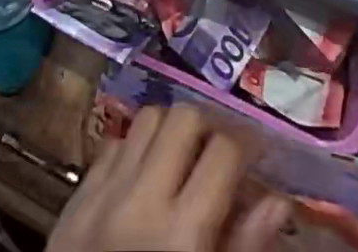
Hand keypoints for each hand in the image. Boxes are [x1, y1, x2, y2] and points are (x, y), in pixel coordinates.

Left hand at [48, 106, 289, 251]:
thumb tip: (278, 202)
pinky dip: (136, 147)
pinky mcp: (78, 194)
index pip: (224, 152)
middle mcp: (143, 198)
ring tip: (186, 154)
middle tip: (222, 151)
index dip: (248, 145)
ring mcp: (105, 190)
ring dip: (172, 129)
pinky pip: (113, 144)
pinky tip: (147, 171)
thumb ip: (243, 247)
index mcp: (182, 232)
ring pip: (147, 119)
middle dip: (210, 127)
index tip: (258, 155)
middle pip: (184, 119)